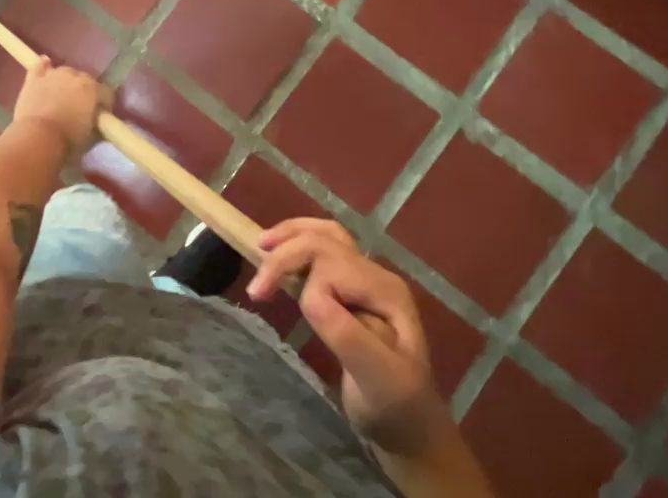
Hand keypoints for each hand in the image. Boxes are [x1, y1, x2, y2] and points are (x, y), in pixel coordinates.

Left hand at [13, 58, 104, 153]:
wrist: (38, 137)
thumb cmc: (69, 140)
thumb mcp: (91, 137)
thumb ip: (97, 124)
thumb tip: (97, 123)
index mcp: (93, 89)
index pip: (106, 93)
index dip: (104, 105)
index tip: (100, 116)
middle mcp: (75, 76)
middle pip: (84, 80)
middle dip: (83, 92)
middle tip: (78, 107)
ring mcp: (54, 74)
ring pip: (64, 73)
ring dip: (65, 82)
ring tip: (60, 95)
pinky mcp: (34, 78)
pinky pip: (41, 66)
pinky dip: (44, 67)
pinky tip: (45, 67)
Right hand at [248, 219, 439, 454]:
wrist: (413, 430)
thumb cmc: (396, 407)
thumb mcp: (377, 378)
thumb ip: (346, 334)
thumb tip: (309, 295)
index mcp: (385, 290)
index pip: (330, 264)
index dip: (298, 282)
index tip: (269, 306)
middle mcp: (377, 276)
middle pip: (325, 241)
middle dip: (285, 254)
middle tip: (255, 288)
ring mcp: (367, 281)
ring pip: (327, 236)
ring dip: (292, 235)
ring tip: (261, 244)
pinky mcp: (355, 291)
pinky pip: (326, 251)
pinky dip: (300, 244)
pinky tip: (281, 254)